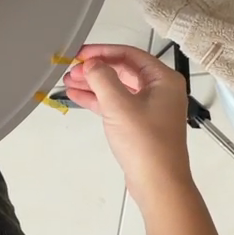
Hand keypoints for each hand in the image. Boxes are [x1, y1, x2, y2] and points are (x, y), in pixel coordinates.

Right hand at [62, 44, 192, 202]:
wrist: (158, 182)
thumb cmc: (148, 145)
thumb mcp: (119, 104)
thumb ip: (102, 78)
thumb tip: (91, 64)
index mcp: (163, 80)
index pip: (129, 54)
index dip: (102, 52)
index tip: (81, 55)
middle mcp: (160, 91)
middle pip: (123, 70)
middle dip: (96, 69)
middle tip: (72, 70)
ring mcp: (150, 108)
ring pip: (117, 87)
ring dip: (94, 84)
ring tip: (69, 82)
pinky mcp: (140, 124)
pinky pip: (116, 104)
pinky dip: (98, 99)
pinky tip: (78, 97)